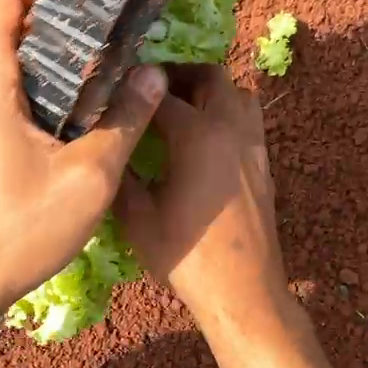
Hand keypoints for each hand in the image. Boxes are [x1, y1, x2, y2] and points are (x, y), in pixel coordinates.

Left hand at [0, 0, 166, 309]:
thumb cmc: (15, 232)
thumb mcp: (86, 180)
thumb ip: (124, 121)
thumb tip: (152, 77)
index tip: (88, 7)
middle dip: (49, 23)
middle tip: (99, 48)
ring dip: (34, 59)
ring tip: (82, 85)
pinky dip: (15, 88)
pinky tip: (51, 123)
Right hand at [114, 67, 288, 330]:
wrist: (240, 291)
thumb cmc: (183, 255)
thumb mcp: (136, 217)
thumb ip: (119, 174)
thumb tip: (104, 148)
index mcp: (197, 133)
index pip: (158, 91)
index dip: (132, 86)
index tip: (112, 88)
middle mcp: (230, 127)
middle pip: (208, 76)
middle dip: (176, 76)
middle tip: (146, 92)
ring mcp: (253, 144)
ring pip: (236, 94)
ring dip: (207, 92)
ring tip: (177, 110)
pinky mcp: (263, 164)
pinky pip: (246, 120)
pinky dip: (224, 114)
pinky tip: (201, 142)